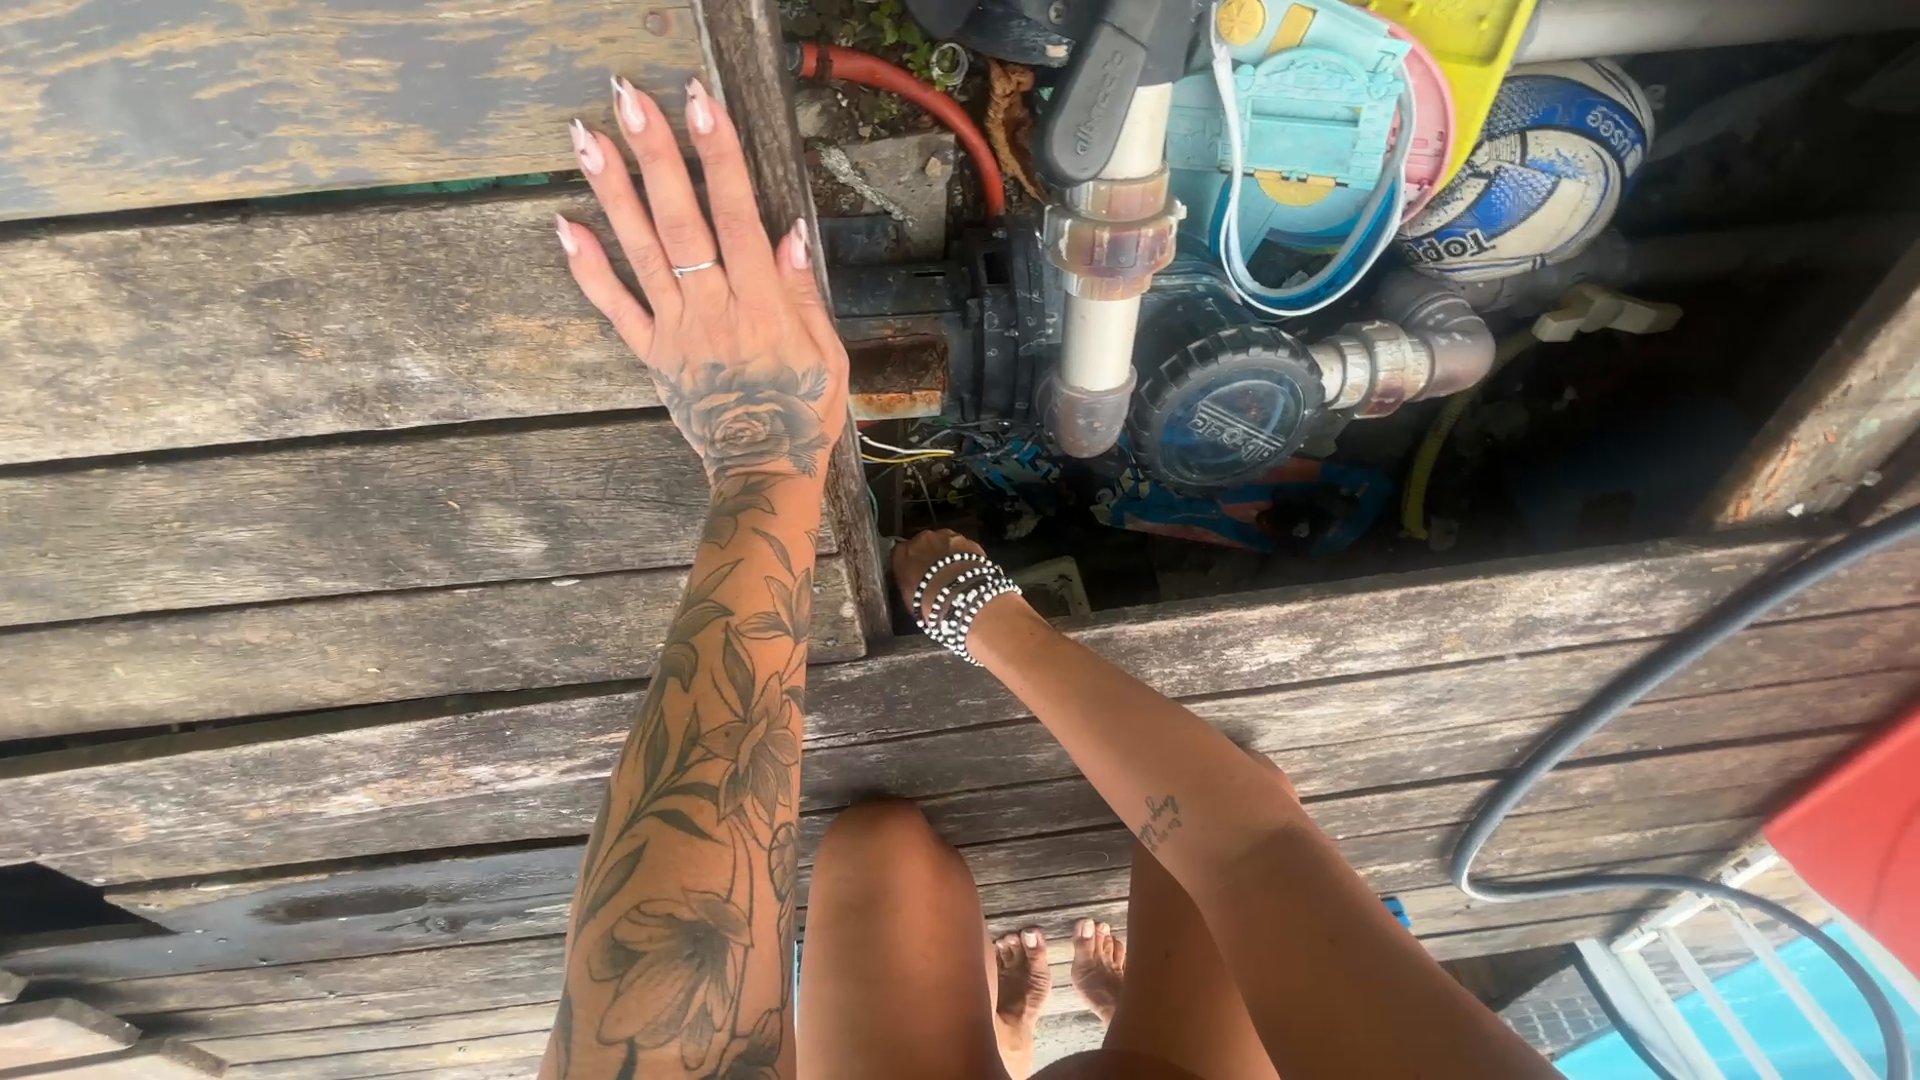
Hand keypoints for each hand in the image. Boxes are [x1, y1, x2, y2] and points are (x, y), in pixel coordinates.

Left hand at [557, 76, 849, 485]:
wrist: (764, 468)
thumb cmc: (805, 412)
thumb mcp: (827, 356)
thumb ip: (802, 295)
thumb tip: (788, 233)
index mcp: (763, 310)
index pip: (739, 223)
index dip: (721, 163)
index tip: (702, 107)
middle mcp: (714, 313)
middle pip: (683, 227)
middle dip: (658, 160)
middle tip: (630, 99)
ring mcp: (677, 334)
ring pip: (643, 257)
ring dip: (614, 195)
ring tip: (585, 138)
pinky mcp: (654, 356)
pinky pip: (617, 311)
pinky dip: (589, 271)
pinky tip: (564, 227)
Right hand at [891, 528, 987, 621]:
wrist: (959, 597)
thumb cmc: (927, 603)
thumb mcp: (908, 597)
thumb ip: (909, 582)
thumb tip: (915, 584)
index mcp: (902, 552)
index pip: (901, 553)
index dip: (910, 563)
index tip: (915, 574)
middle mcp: (923, 538)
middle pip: (925, 543)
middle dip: (930, 554)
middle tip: (937, 573)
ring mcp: (948, 537)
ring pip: (946, 542)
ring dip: (948, 553)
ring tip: (955, 573)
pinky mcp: (970, 541)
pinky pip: (965, 548)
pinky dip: (966, 556)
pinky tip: (969, 571)